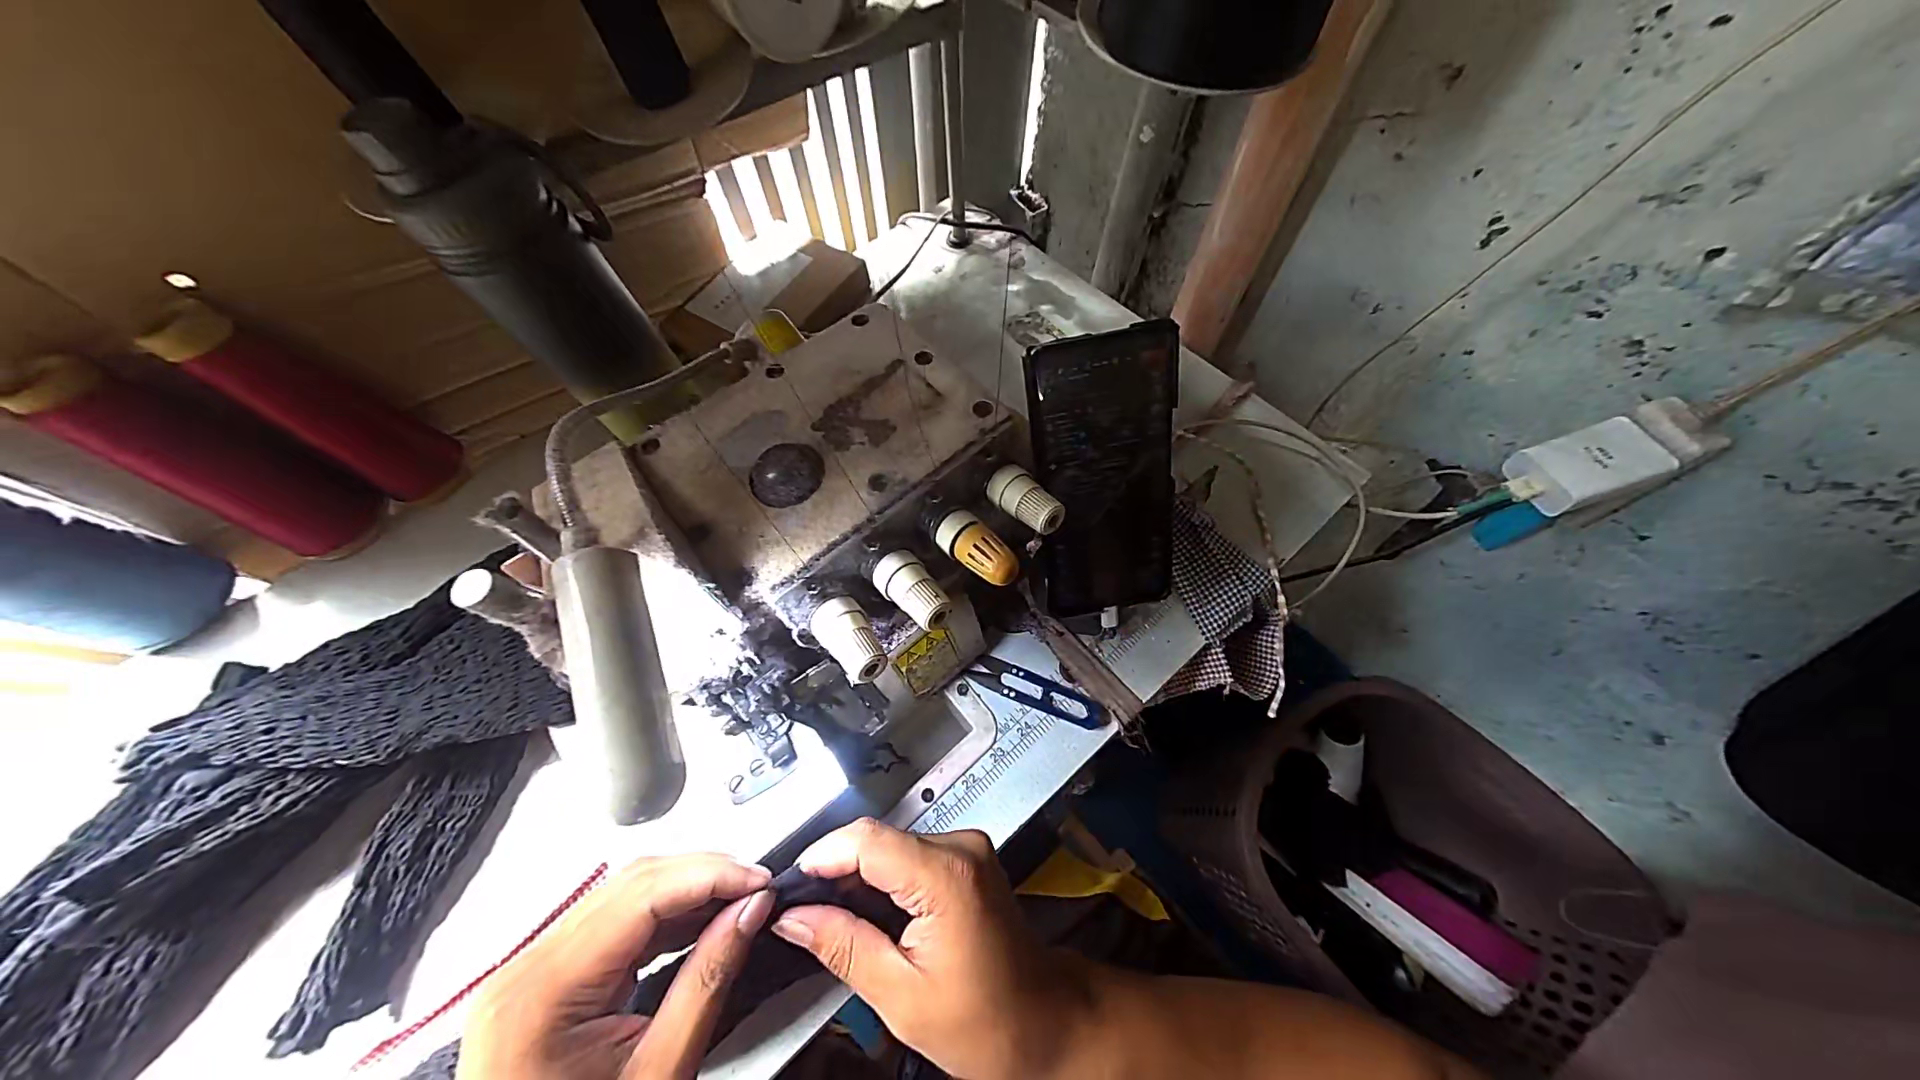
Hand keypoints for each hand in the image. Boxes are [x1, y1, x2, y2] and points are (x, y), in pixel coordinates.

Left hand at [458, 854, 773, 1079]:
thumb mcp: (658, 1073)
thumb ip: (707, 981)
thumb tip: (749, 911)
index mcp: (543, 993)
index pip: (642, 896)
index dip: (710, 876)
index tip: (759, 881)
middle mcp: (526, 969)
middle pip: (632, 884)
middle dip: (704, 875)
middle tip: (755, 887)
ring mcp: (532, 969)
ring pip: (625, 893)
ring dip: (687, 888)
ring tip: (737, 898)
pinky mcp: (547, 976)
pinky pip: (615, 921)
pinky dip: (665, 912)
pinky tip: (701, 918)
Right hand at [770, 818, 1094, 1079]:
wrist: (1045, 1020)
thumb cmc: (991, 1021)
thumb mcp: (901, 996)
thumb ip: (843, 946)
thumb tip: (796, 917)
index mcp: (947, 875)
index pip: (865, 839)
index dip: (821, 858)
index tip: (791, 889)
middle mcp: (961, 848)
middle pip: (876, 838)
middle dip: (835, 872)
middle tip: (806, 916)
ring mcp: (966, 849)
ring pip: (888, 844)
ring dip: (856, 877)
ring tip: (838, 924)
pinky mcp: (964, 858)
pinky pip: (907, 854)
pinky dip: (881, 880)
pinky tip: (872, 917)